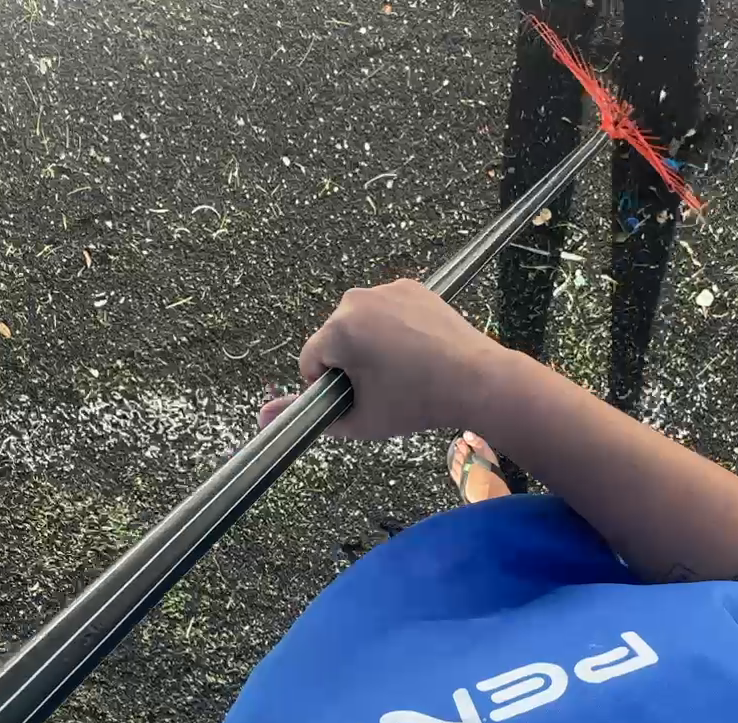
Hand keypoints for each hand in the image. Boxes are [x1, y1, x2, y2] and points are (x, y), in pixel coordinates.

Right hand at [257, 279, 517, 439]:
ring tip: (403, 371)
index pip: (311, 361)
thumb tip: (261, 420)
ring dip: (371, 345)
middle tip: (385, 387)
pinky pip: (388, 312)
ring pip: (362, 324)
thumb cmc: (417, 404)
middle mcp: (358, 299)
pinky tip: (416, 351)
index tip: (357, 398)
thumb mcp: (359, 420)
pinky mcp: (412, 286)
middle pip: (335, 338)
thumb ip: (308, 418)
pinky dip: (394, 330)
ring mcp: (387, 288)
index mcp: (339, 328)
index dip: (330, 386)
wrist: (476, 381)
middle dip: (351, 363)